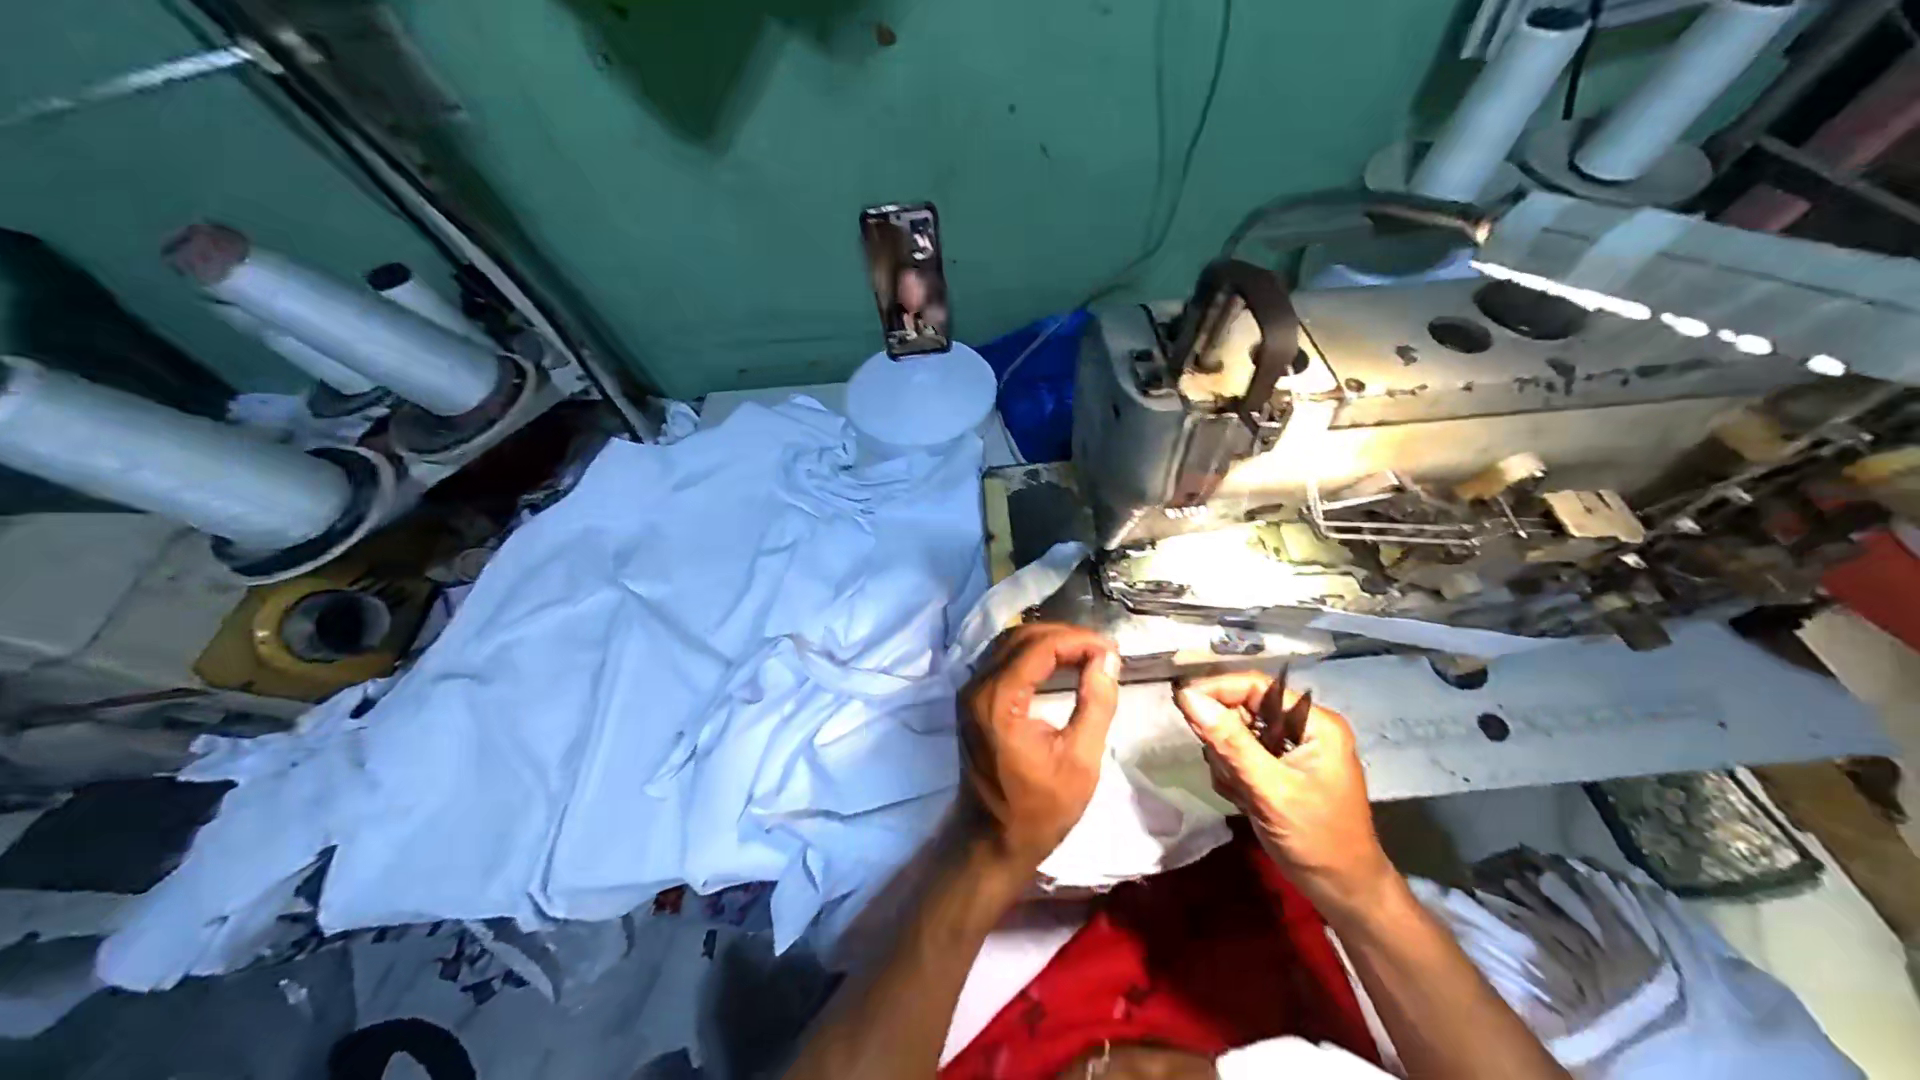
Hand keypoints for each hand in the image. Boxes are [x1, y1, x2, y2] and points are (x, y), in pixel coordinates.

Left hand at [957, 623, 1119, 869]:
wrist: (991, 839)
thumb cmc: (1039, 809)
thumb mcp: (1080, 760)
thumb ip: (1096, 704)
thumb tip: (1108, 659)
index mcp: (998, 700)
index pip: (1039, 646)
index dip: (1078, 640)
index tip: (1112, 651)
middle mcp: (976, 687)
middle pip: (1021, 637)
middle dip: (1064, 636)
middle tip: (1102, 651)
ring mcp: (969, 692)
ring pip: (1008, 644)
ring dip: (1048, 642)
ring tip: (1086, 654)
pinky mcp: (972, 700)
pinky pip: (1002, 660)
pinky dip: (1032, 655)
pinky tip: (1059, 665)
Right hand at [1174, 671, 1395, 912]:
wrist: (1342, 891)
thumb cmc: (1317, 839)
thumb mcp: (1270, 789)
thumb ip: (1229, 742)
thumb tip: (1188, 697)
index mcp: (1314, 723)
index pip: (1255, 687)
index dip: (1216, 690)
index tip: (1180, 701)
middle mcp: (1301, 728)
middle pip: (1241, 709)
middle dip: (1223, 738)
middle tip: (1225, 769)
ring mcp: (1288, 749)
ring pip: (1233, 734)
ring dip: (1226, 761)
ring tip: (1242, 792)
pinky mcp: (1275, 769)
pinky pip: (1236, 756)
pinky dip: (1231, 775)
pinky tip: (1243, 800)